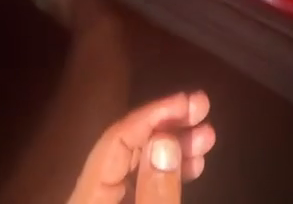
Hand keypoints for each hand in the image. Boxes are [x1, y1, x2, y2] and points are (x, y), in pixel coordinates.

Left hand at [66, 91, 215, 203]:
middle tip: (202, 106)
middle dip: (166, 126)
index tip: (189, 99)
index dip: (153, 114)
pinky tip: (191, 163)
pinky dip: (164, 173)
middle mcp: (88, 194)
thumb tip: (166, 139)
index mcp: (86, 196)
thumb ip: (155, 193)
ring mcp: (99, 201)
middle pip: (125, 148)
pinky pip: (136, 185)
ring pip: (134, 165)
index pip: (116, 139)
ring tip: (206, 136)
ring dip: (172, 148)